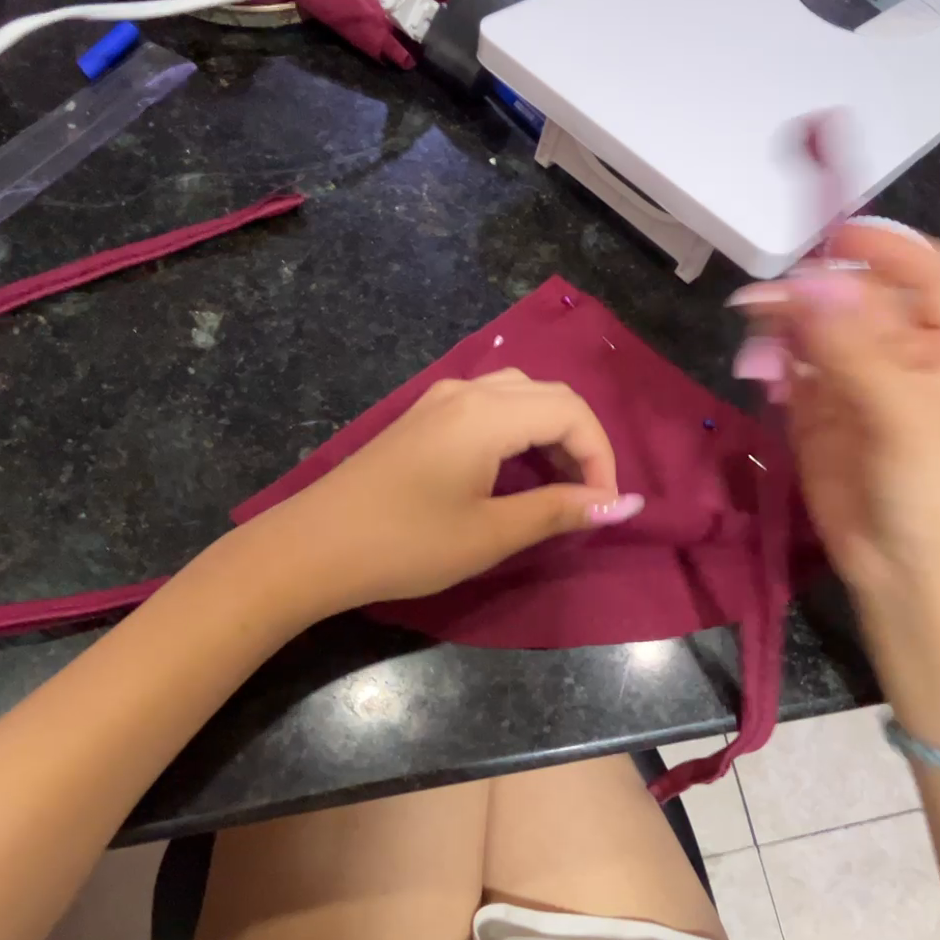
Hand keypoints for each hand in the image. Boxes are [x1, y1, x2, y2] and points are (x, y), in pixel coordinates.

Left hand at [262, 369, 642, 613]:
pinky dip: (519, 430)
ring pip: (520, 395)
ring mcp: (440, 399)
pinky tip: (514, 469)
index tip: (604, 508)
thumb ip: (560, 511)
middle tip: (586, 498)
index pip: (572, 414)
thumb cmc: (406, 544)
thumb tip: (626, 505)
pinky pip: (489, 405)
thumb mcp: (491, 534)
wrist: (312, 547)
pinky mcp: (423, 416)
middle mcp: (467, 391)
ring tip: (558, 485)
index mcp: (488, 413)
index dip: (601, 459)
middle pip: (550, 396)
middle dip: (581, 443)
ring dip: (550, 433)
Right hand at [729, 222, 939, 602]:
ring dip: (784, 328)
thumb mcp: (902, 410)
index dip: (880, 247)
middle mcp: (904, 350)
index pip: (922, 269)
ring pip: (817, 329)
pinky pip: (793, 369)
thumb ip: (852, 345)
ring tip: (757, 343)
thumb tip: (806, 281)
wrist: (907, 571)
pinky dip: (774, 364)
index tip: (829, 237)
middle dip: (814, 293)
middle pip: (855, 295)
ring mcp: (857, 379)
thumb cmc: (932, 487)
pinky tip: (762, 373)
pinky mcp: (819, 411)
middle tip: (764, 300)